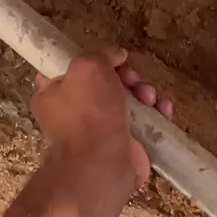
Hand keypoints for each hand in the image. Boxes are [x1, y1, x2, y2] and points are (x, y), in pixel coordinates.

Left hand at [32, 48, 171, 192]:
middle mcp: (73, 112)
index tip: (110, 58)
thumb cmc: (87, 113)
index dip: (92, 59)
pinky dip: (155, 113)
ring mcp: (99, 129)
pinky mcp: (124, 143)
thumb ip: (100, 53)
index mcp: (53, 93)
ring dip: (144, 93)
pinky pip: (142, 121)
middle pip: (105, 81)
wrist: (102, 164)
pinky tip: (163, 110)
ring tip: (149, 98)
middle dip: (126, 76)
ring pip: (127, 99)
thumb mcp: (88, 66)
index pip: (69, 69)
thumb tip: (117, 55)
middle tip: (133, 80)